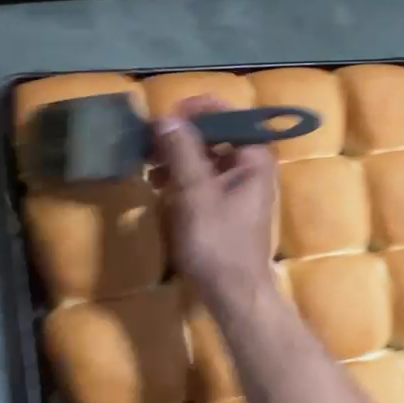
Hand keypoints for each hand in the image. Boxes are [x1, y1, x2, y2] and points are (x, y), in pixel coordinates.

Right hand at [156, 96, 278, 306]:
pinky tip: (160, 184)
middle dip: (181, 135)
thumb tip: (167, 117)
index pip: (227, 114)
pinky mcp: (228, 205)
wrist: (233, 292)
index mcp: (254, 157)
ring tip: (149, 165)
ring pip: (207, 156)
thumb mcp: (195, 193)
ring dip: (178, 156)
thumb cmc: (217, 241)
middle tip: (149, 143)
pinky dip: (183, 177)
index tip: (163, 119)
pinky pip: (204, 178)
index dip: (195, 111)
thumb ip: (182, 151)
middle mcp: (252, 166)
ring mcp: (241, 186)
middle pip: (215, 134)